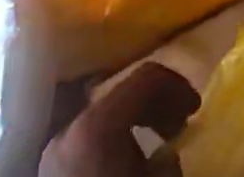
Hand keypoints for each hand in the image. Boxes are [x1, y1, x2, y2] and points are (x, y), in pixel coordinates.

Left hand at [41, 62, 198, 176]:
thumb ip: (169, 160)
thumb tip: (170, 150)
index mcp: (97, 126)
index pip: (145, 77)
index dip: (177, 86)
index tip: (195, 111)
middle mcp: (69, 129)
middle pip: (121, 92)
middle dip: (157, 104)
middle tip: (181, 125)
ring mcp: (53, 152)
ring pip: (103, 114)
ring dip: (137, 122)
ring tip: (158, 149)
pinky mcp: (49, 173)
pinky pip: (88, 138)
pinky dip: (114, 140)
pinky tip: (129, 167)